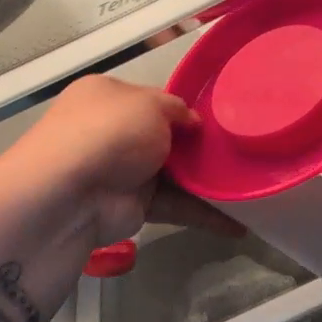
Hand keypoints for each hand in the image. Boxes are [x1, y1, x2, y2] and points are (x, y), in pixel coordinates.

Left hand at [0, 76, 241, 246]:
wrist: (71, 195)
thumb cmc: (111, 134)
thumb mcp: (150, 104)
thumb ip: (178, 108)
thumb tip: (193, 123)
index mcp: (110, 98)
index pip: (154, 100)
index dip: (186, 109)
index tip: (221, 119)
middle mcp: (115, 132)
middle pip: (169, 138)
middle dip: (202, 146)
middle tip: (241, 150)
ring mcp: (125, 170)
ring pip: (178, 174)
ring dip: (209, 181)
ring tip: (250, 184)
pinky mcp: (136, 204)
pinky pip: (179, 206)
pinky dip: (207, 214)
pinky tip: (240, 223)